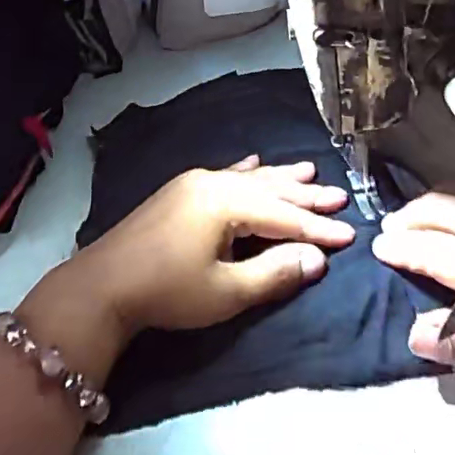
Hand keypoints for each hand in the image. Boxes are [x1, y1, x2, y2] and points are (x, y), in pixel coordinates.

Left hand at [30, 156, 354, 343]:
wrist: (104, 284)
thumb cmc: (168, 291)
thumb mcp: (226, 291)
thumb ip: (274, 273)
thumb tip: (316, 259)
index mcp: (225, 202)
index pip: (283, 214)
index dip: (317, 227)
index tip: (350, 235)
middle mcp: (211, 182)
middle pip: (268, 188)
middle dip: (304, 195)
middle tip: (339, 196)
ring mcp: (191, 183)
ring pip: (247, 178)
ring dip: (279, 178)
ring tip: (310, 171)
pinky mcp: (178, 191)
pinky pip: (222, 174)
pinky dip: (244, 171)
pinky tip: (253, 162)